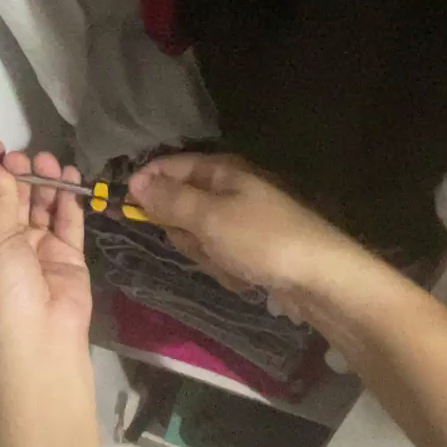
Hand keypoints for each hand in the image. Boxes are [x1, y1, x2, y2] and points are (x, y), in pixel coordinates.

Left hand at [0, 140, 92, 358]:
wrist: (41, 337)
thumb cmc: (4, 288)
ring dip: (44, 183)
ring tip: (49, 164)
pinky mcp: (67, 253)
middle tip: (25, 159)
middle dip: (18, 174)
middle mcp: (7, 241)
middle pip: (12, 198)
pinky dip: (69, 199)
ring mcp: (39, 247)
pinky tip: (69, 178)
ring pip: (41, 205)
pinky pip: (68, 220)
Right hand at [128, 153, 357, 293]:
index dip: (145, 184)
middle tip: (201, 242)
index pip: (168, 167)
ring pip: (196, 236)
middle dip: (184, 231)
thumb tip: (134, 181)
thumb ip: (169, 200)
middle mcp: (229, 189)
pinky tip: (244, 275)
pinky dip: (225, 268)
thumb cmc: (263, 239)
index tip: (125, 207)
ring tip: (230, 263)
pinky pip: (217, 255)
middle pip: (179, 206)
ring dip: (206, 254)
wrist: (320, 279)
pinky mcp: (249, 249)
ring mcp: (240, 221)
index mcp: (221, 171)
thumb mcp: (209, 218)